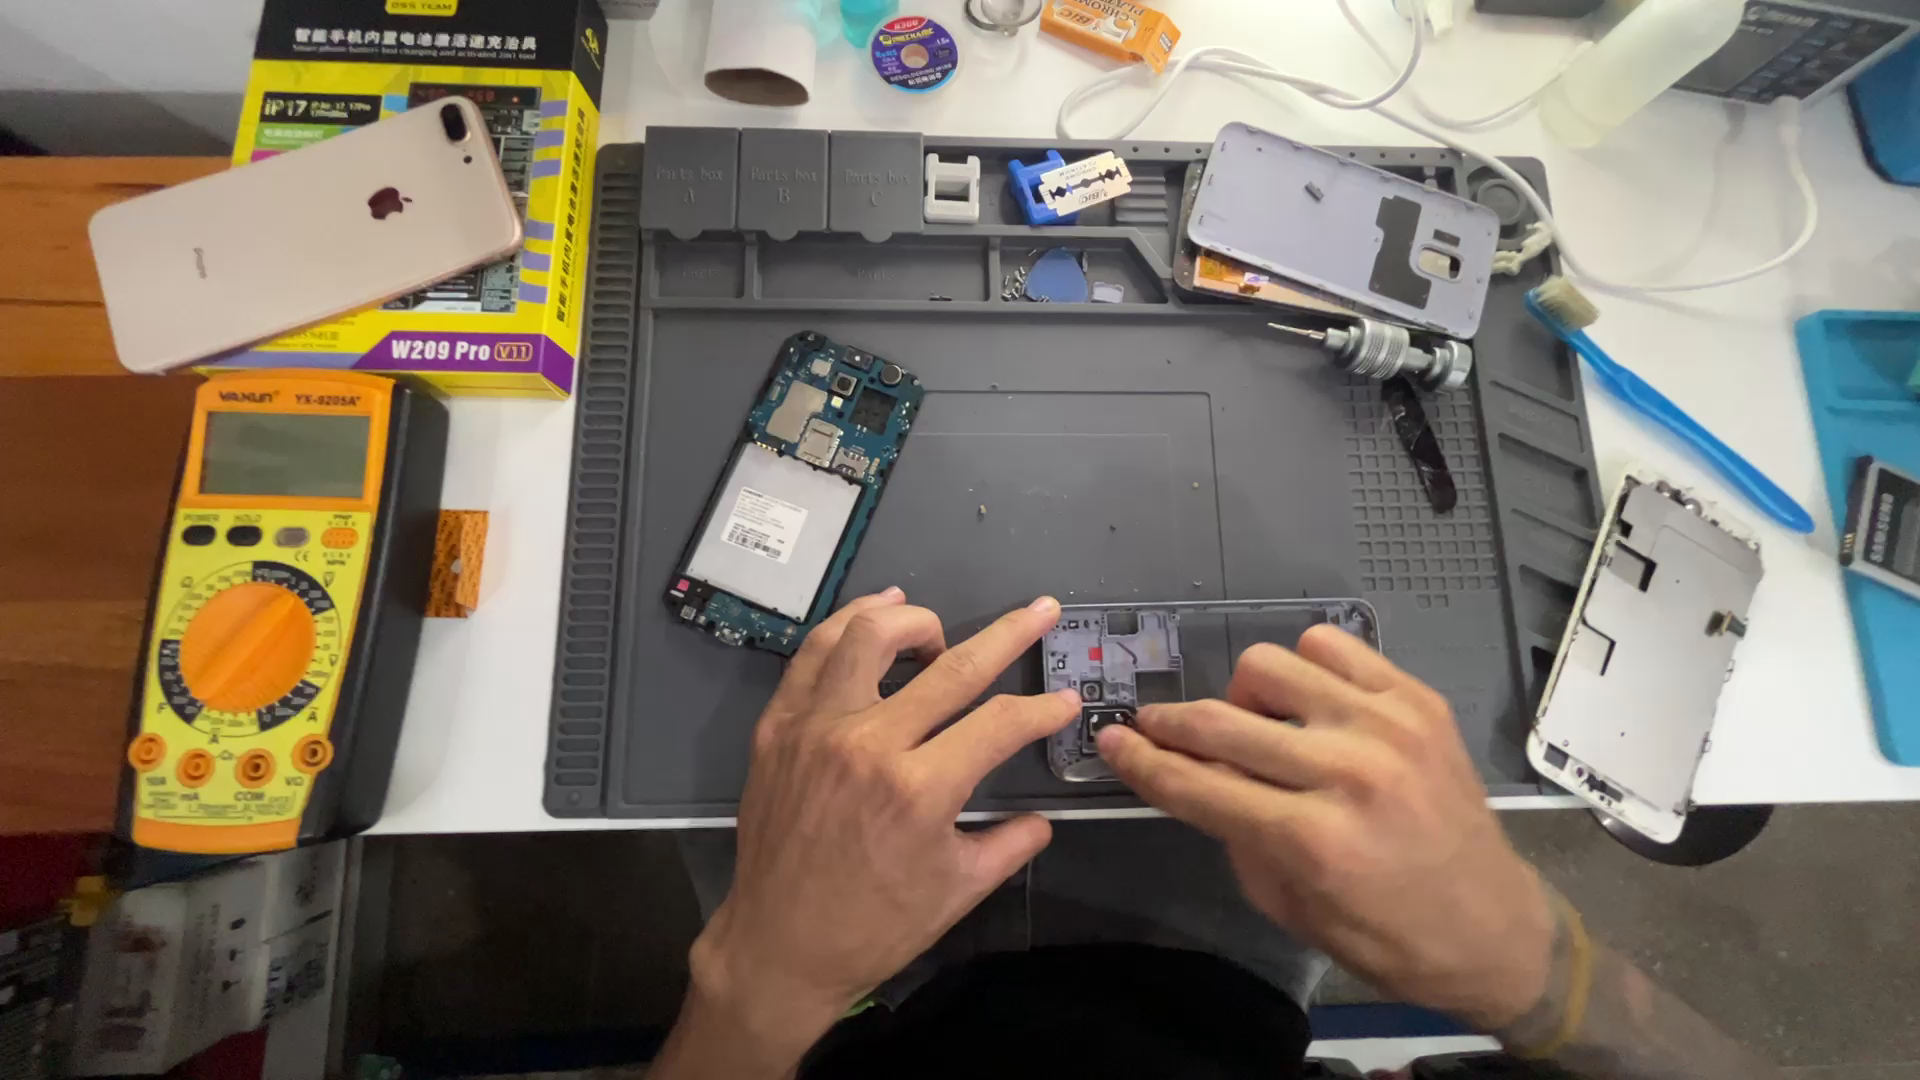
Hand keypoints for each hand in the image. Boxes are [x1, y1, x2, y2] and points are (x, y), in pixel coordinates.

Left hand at [679, 588, 1077, 1072]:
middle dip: (1010, 632)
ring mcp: (817, 727)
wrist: (777, 948)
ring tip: (937, 632)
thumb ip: (1010, 844)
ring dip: (917, 621)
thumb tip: (1044, 819)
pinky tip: (874, 614)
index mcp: (919, 791)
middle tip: (1040, 611)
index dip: (1043, 708)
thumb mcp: (957, 891)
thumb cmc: (874, 926)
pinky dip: (848, 622)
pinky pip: (813, 653)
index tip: (1065, 701)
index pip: (999, 723)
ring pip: (870, 636)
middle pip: (952, 666)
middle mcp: (868, 744)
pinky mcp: (779, 724)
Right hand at [1097, 625, 1553, 1029]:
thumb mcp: (1285, 903)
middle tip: (1157, 727)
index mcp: (1311, 840)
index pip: (1193, 783)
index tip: (1111, 740)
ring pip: (1266, 666)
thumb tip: (1186, 767)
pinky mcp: (1415, 699)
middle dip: (1168, 724)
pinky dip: (1303, 667)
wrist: (1499, 931)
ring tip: (1261, 725)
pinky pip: (1328, 645)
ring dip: (1244, 698)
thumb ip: (1228, 828)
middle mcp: (1346, 772)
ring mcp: (1386, 726)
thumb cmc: (1384, 935)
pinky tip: (1310, 702)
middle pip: (1217, 720)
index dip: (1139, 760)